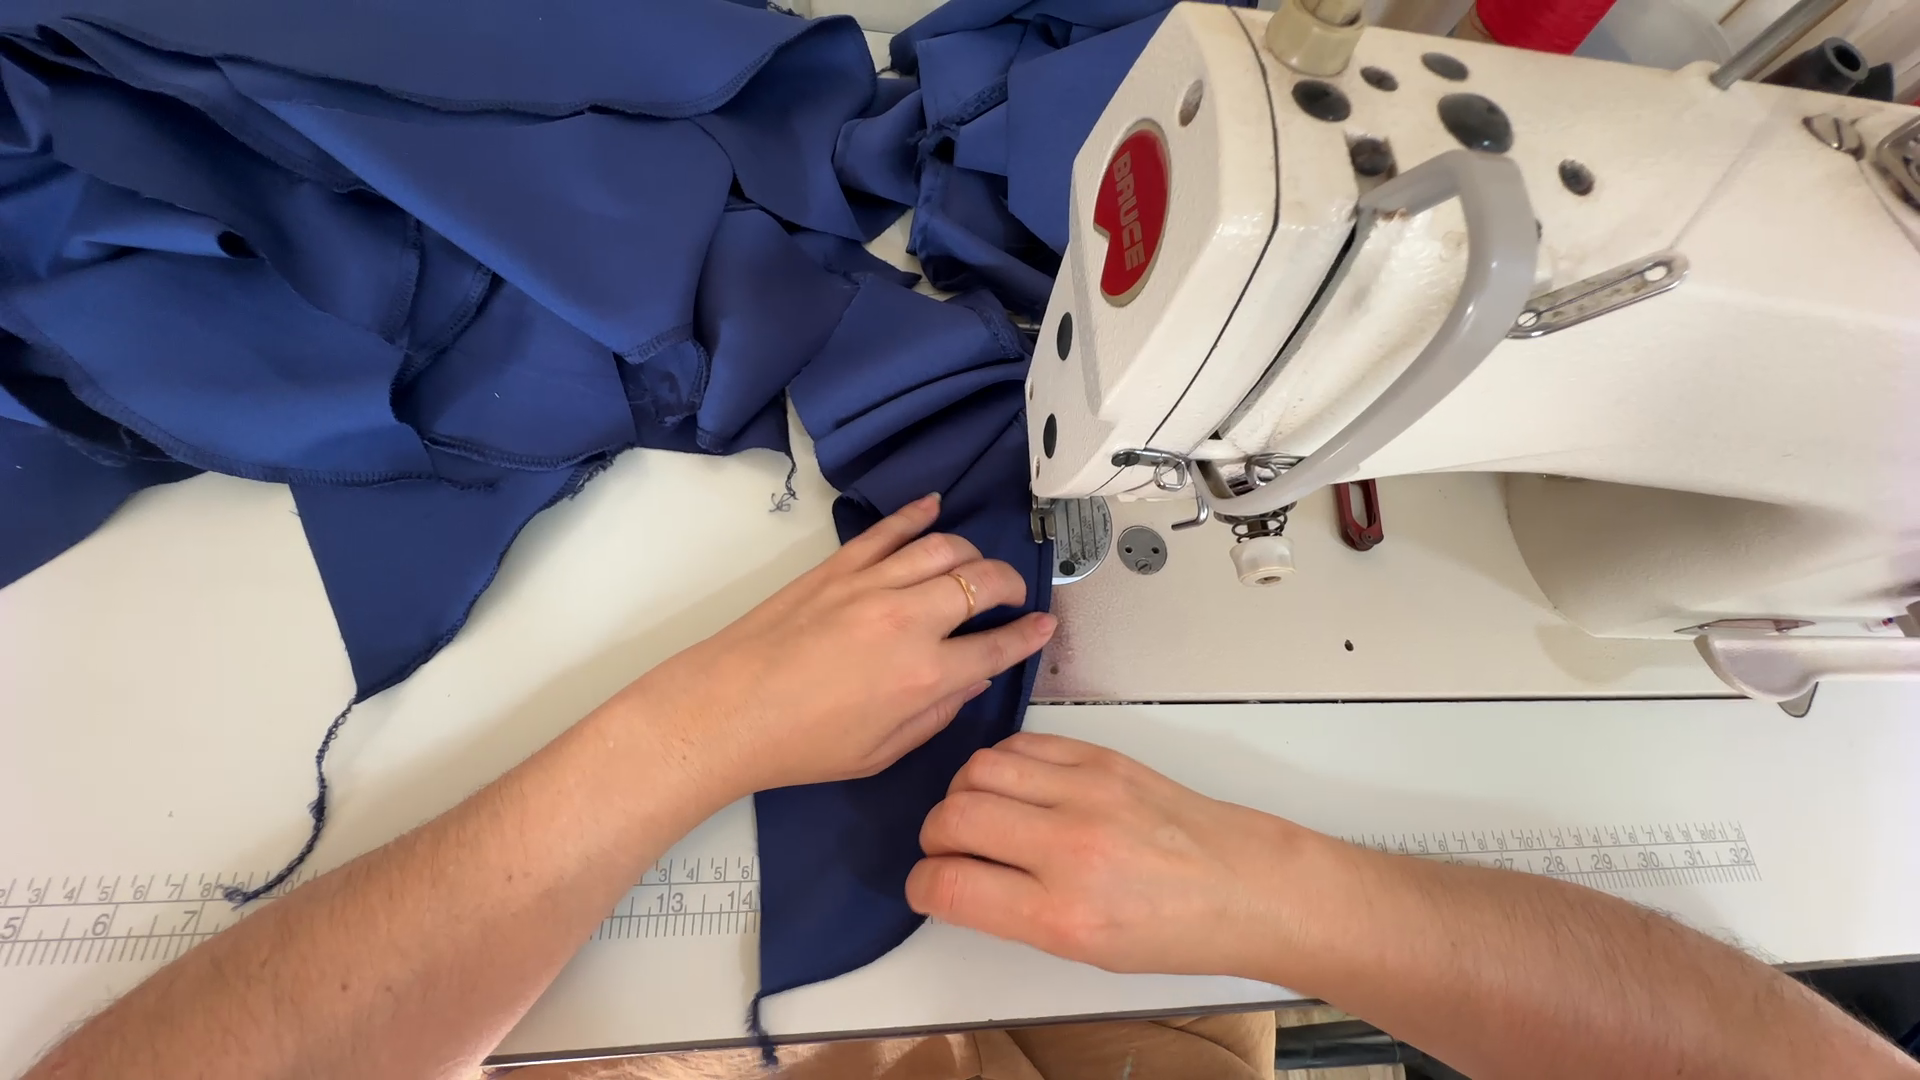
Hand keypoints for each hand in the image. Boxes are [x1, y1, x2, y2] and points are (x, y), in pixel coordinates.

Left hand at [610, 493, 1054, 800]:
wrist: (725, 711)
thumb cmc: (803, 745)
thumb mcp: (882, 751)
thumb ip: (938, 714)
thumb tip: (974, 679)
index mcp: (924, 675)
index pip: (998, 646)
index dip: (1030, 635)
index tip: (1044, 625)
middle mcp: (909, 619)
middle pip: (982, 580)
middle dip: (1011, 584)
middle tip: (1013, 595)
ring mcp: (872, 584)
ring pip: (943, 546)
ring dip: (973, 552)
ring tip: (977, 565)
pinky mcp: (839, 566)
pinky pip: (888, 530)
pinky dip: (916, 514)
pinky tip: (934, 507)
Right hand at [906, 733, 1321, 978]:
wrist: (1239, 881)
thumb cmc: (1167, 931)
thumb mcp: (1085, 948)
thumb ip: (1013, 911)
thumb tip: (959, 875)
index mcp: (1063, 913)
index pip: (951, 884)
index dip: (921, 884)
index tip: (926, 883)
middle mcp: (1068, 845)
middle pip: (953, 816)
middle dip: (933, 835)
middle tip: (946, 846)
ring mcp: (1085, 789)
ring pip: (978, 768)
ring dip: (960, 792)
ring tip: (976, 810)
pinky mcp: (1098, 754)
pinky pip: (1019, 744)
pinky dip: (999, 764)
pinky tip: (1010, 785)